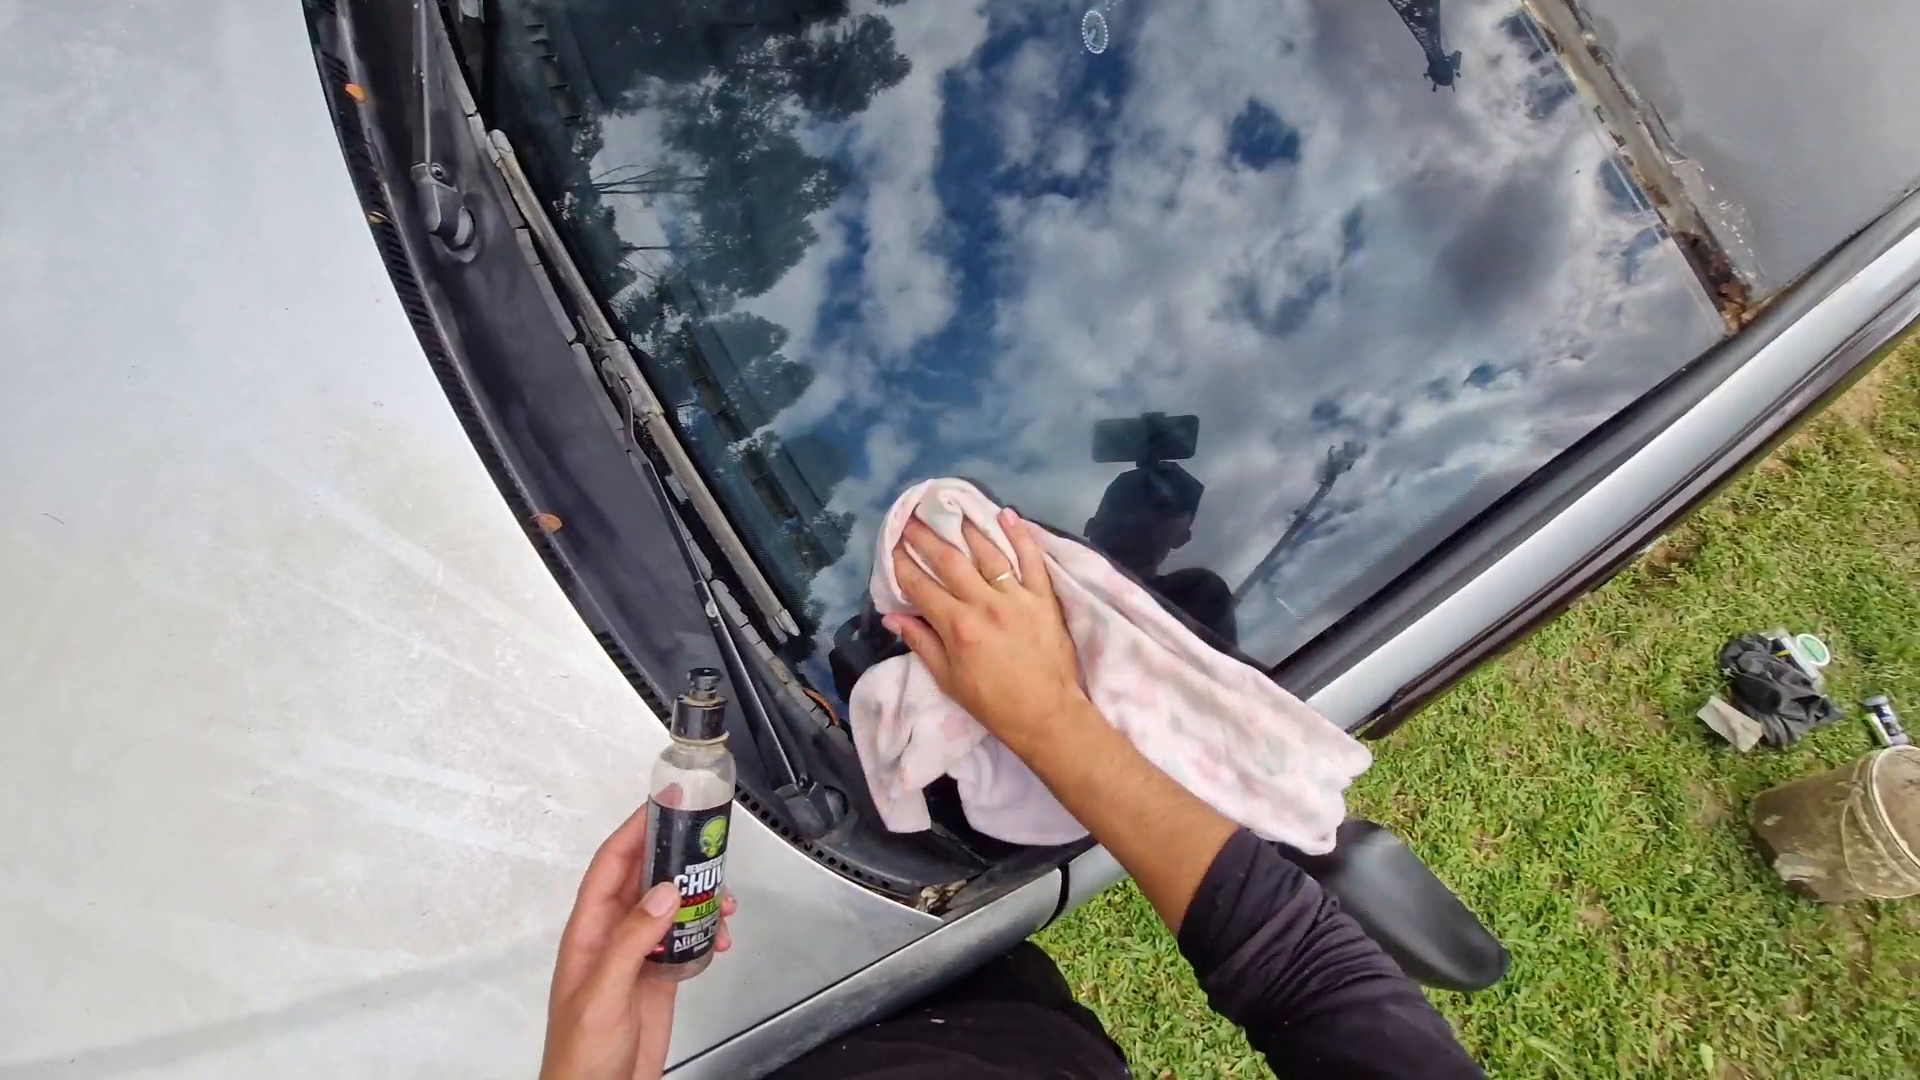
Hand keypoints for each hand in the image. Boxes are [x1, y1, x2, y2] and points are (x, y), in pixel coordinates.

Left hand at [540, 806, 736, 1079]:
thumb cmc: (580, 1059)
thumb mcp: (603, 994)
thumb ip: (631, 941)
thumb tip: (664, 892)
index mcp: (590, 930)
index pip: (612, 863)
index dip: (635, 829)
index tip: (663, 804)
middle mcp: (615, 934)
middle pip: (648, 875)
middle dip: (679, 855)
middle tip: (708, 839)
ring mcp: (639, 952)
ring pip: (673, 902)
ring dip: (702, 893)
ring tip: (725, 896)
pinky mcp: (661, 971)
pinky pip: (687, 933)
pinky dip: (709, 928)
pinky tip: (722, 935)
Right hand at [885, 508, 1089, 755]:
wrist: (1046, 715)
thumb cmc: (992, 702)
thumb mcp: (948, 679)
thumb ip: (921, 643)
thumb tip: (893, 616)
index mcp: (957, 626)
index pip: (922, 587)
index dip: (903, 565)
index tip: (891, 546)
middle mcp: (984, 604)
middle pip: (949, 561)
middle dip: (926, 538)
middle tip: (912, 519)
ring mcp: (1016, 597)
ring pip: (987, 553)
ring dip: (966, 528)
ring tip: (951, 510)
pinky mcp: (1043, 597)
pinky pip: (1031, 560)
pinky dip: (1020, 535)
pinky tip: (1006, 514)